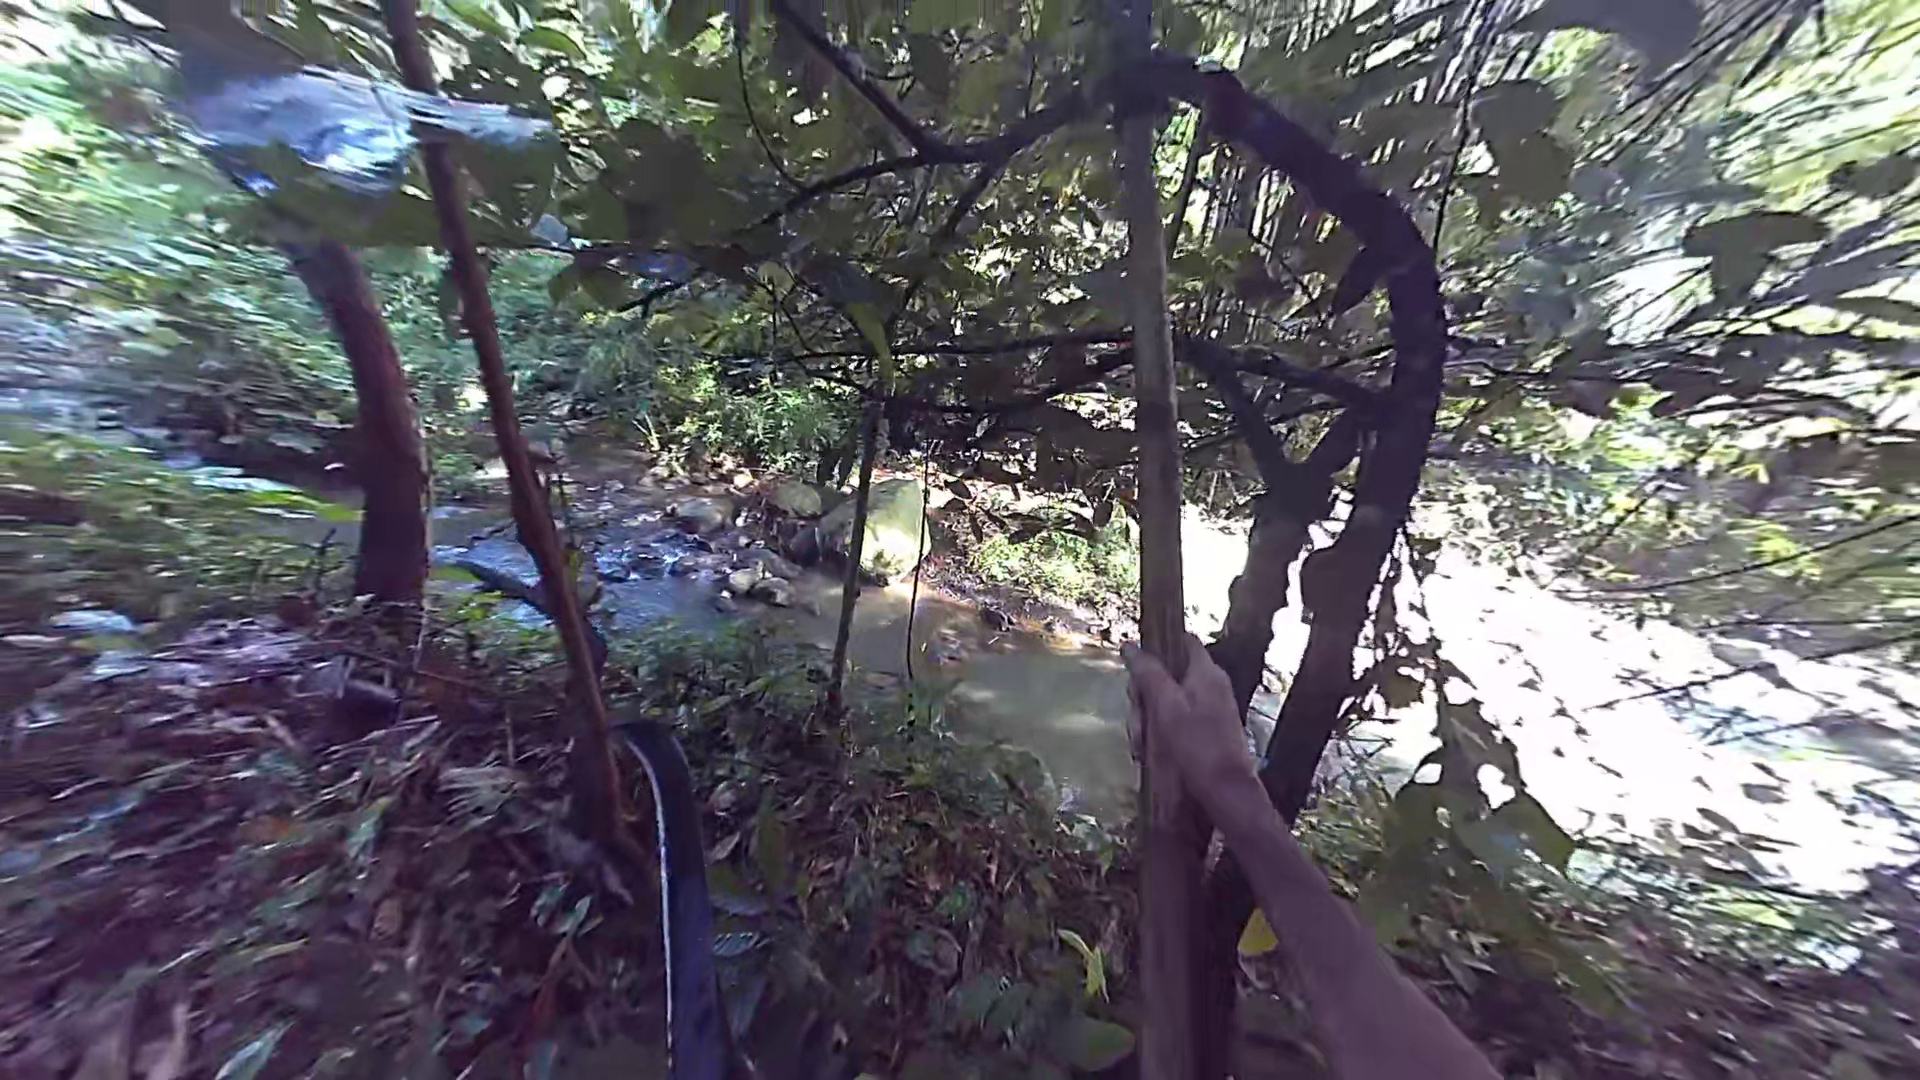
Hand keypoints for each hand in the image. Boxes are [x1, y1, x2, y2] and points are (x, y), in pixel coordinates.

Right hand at [1122, 634, 1258, 819]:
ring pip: (1166, 699)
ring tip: (1140, 744)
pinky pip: (1174, 719)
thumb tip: (1130, 646)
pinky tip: (1147, 751)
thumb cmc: (1197, 745)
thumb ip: (1148, 673)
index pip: (1183, 640)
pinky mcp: (1205, 730)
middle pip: (1167, 673)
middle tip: (1137, 715)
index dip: (1158, 644)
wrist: (1227, 794)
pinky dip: (1159, 731)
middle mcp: (1210, 685)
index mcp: (1206, 672)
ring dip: (1147, 718)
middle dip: (1144, 694)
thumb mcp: (1166, 705)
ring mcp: (1209, 708)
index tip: (1136, 662)